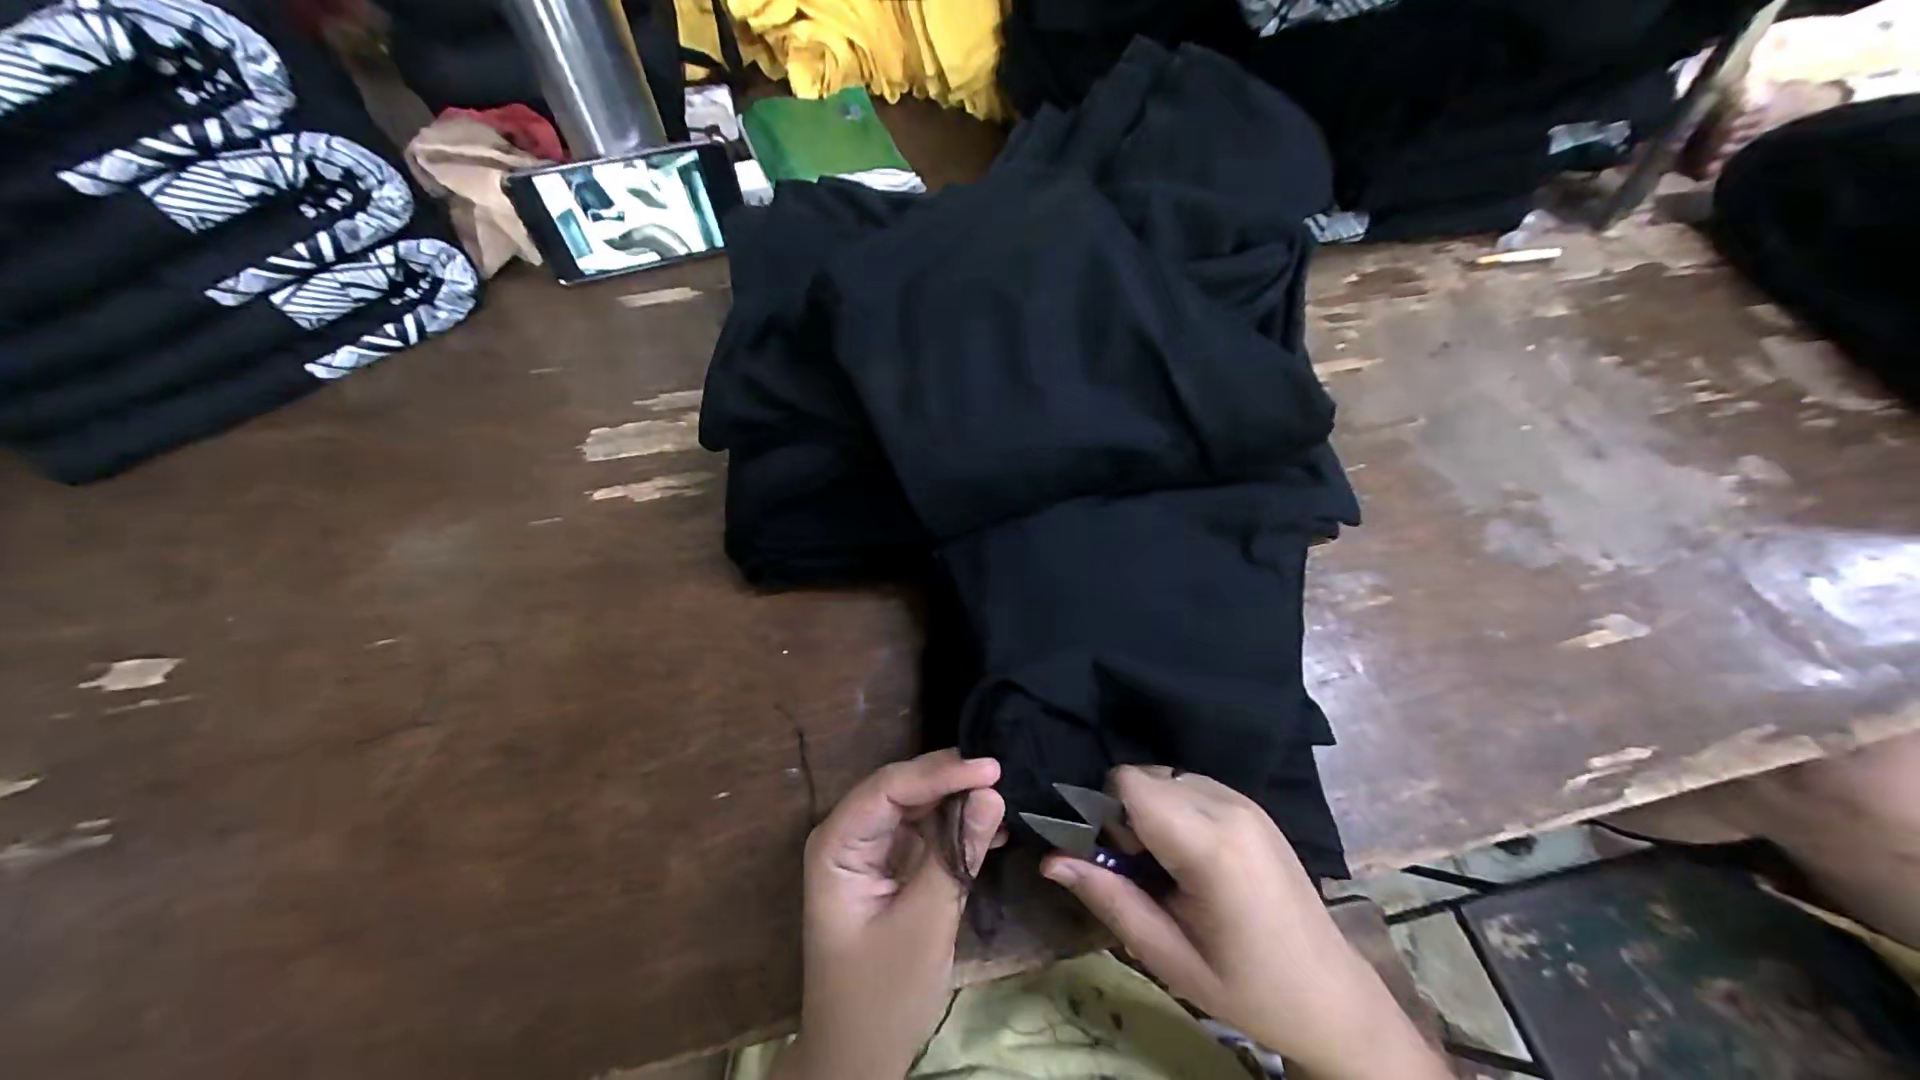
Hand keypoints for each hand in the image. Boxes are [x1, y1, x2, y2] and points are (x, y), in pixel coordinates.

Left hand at [775, 750, 1005, 1079]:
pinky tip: (995, 826)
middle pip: (904, 789)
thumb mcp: (925, 925)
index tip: (991, 768)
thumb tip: (992, 794)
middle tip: (1004, 772)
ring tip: (1006, 794)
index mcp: (836, 845)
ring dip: (960, 801)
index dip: (940, 772)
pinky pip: (930, 831)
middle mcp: (851, 835)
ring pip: (920, 805)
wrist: (860, 1053)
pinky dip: (960, 828)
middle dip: (952, 779)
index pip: (889, 788)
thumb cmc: (881, 995)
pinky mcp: (896, 865)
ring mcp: (873, 849)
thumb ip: (957, 856)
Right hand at [1040, 766, 1449, 1079]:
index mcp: (1210, 845)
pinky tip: (1193, 857)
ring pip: (1166, 777)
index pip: (1129, 783)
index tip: (1118, 859)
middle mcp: (1229, 807)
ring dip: (1151, 810)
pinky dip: (1176, 808)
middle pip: (1145, 776)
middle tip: (1142, 870)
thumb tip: (1049, 860)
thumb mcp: (1168, 957)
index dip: (1107, 813)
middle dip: (1127, 813)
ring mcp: (1246, 802)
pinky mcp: (1254, 805)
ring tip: (1169, 867)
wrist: (1332, 996)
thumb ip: (1108, 898)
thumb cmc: (1247, 988)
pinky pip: (1192, 785)